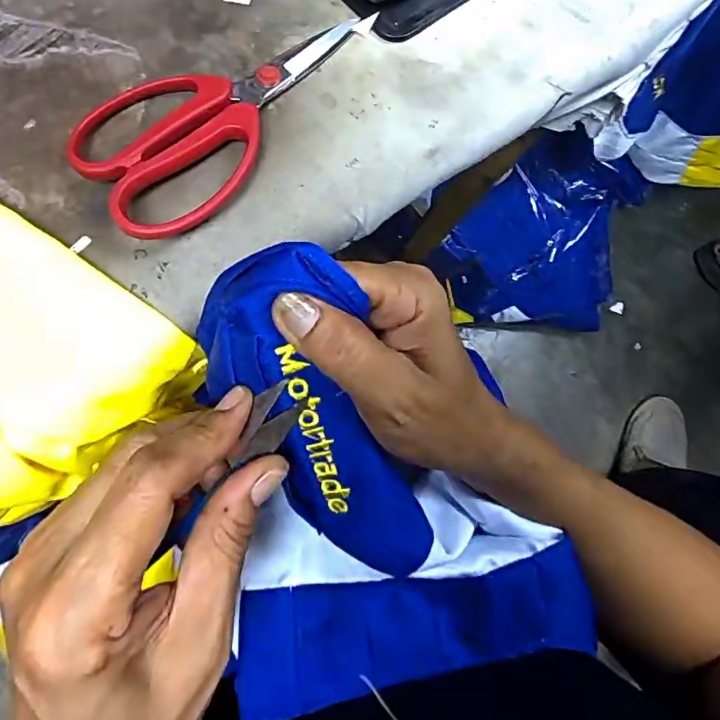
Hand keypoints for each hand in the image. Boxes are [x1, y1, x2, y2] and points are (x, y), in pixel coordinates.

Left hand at [0, 391, 287, 719]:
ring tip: (227, 460)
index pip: (144, 487)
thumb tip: (264, 464)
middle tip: (250, 434)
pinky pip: (106, 481)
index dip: (201, 439)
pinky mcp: (40, 548)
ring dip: (178, 447)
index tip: (250, 410)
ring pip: (116, 463)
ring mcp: (30, 556)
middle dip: (195, 435)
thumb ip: (226, 544)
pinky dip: (157, 467)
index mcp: (72, 607)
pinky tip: (191, 480)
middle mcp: (37, 570)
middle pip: (126, 464)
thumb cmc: (144, 717)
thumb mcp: (201, 641)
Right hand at [270, 261, 542, 486]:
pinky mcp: (377, 320)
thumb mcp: (391, 394)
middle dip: (291, 322)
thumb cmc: (440, 423)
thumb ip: (344, 349)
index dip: (292, 303)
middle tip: (257, 363)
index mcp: (409, 289)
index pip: (333, 277)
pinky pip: (333, 322)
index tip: (252, 338)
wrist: (467, 441)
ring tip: (269, 369)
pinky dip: (313, 345)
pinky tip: (295, 370)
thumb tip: (285, 302)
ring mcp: (387, 300)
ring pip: (324, 306)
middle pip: (325, 288)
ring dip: (298, 336)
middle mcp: (397, 282)